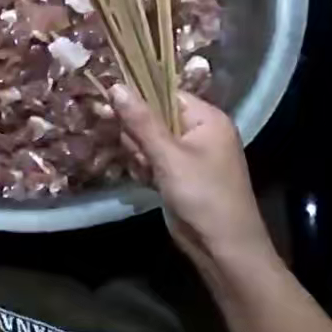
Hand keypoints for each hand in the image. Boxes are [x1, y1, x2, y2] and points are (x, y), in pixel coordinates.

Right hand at [111, 85, 275, 273]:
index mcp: (206, 118)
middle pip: (152, 116)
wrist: (222, 246)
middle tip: (135, 152)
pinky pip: (151, 158)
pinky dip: (143, 167)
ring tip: (145, 171)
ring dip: (137, 153)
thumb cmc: (202, 195)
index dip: (137, 98)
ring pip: (147, 139)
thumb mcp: (168, 156)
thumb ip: (140, 121)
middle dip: (136, 134)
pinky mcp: (178, 173)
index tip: (108, 106)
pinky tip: (145, 180)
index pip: (164, 93)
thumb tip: (115, 86)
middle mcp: (198, 131)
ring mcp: (188, 153)